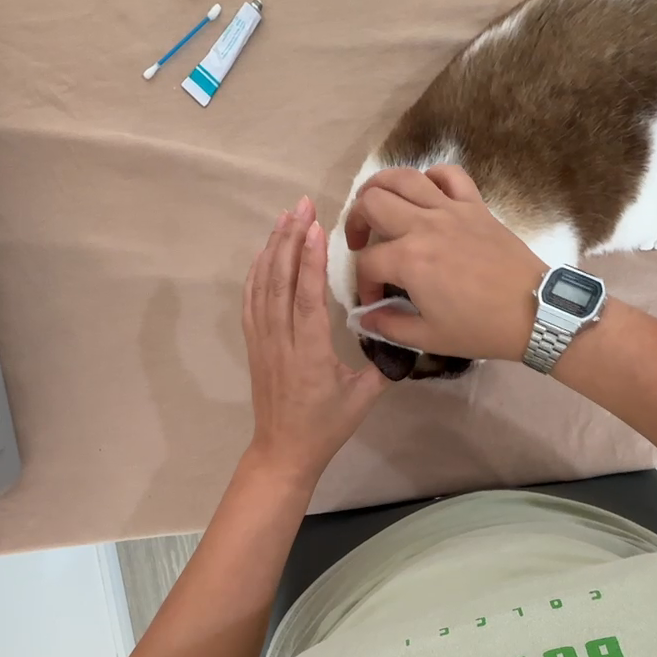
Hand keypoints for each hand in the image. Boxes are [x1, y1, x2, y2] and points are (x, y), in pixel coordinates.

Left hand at [241, 197, 390, 481]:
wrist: (284, 450)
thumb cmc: (326, 426)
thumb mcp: (363, 398)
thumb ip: (383, 365)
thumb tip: (404, 332)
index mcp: (310, 354)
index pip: (307, 298)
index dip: (311, 260)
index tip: (316, 226)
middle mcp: (282, 341)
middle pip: (280, 281)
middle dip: (290, 239)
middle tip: (302, 205)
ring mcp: (263, 341)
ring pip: (262, 286)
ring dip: (272, 248)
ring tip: (285, 217)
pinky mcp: (255, 344)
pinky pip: (251, 301)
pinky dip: (257, 272)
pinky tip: (265, 252)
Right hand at [345, 165, 550, 361]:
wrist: (532, 312)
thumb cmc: (479, 329)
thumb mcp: (429, 337)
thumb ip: (390, 326)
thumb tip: (365, 319)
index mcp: (409, 261)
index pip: (366, 262)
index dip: (362, 283)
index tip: (374, 302)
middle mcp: (423, 226)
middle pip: (372, 202)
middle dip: (356, 221)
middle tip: (360, 242)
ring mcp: (451, 210)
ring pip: (403, 177)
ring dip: (380, 187)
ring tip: (377, 205)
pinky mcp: (475, 205)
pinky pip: (448, 174)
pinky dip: (430, 177)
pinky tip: (425, 194)